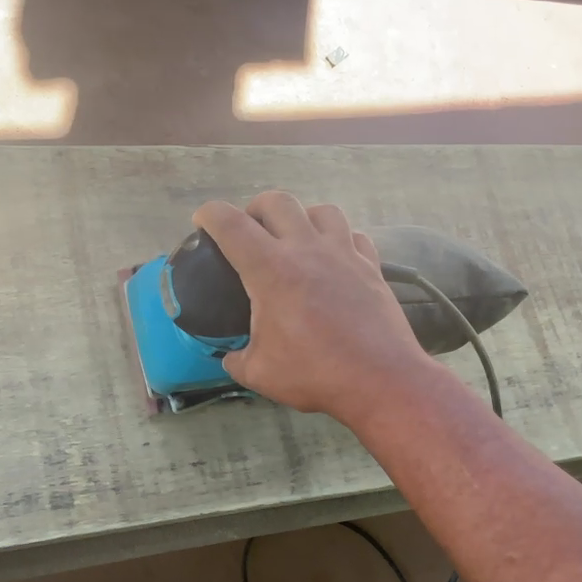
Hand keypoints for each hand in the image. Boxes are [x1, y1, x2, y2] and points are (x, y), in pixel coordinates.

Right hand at [193, 192, 439, 423]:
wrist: (379, 380)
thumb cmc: (314, 374)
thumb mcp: (258, 374)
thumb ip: (237, 359)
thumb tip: (230, 357)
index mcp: (270, 270)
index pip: (231, 225)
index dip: (210, 214)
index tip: (202, 219)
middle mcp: (306, 249)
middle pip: (277, 202)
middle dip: (256, 208)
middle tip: (250, 229)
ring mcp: (343, 254)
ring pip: (321, 210)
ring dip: (301, 216)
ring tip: (295, 238)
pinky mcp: (371, 267)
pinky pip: (354, 236)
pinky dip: (339, 239)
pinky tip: (334, 258)